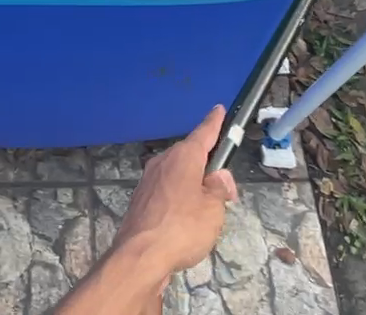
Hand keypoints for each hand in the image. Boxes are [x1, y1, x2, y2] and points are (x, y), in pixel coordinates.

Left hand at [115, 106, 239, 275]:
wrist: (140, 255)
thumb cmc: (182, 228)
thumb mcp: (213, 209)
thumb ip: (219, 188)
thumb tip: (219, 176)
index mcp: (183, 156)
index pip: (203, 133)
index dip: (214, 122)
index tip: (219, 109)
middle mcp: (164, 161)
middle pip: (191, 155)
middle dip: (207, 166)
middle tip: (224, 190)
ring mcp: (149, 179)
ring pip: (179, 174)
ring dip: (193, 184)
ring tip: (206, 212)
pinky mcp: (142, 198)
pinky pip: (168, 190)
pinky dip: (179, 198)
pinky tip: (184, 221)